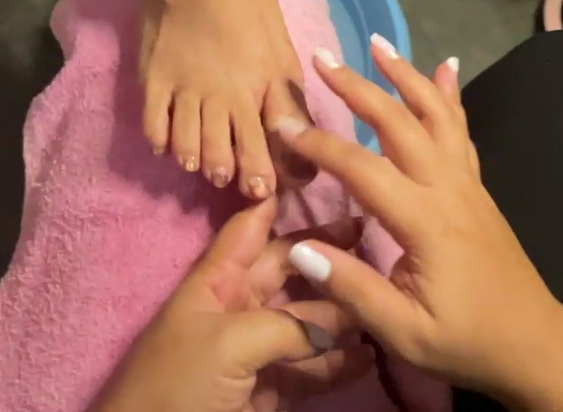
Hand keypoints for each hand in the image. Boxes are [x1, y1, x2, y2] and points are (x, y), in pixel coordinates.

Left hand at [91, 200, 371, 411]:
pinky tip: (369, 351)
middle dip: (323, 251)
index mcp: (218, 280)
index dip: (278, 199)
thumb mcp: (228, 341)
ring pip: (304, 319)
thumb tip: (336, 319)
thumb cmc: (179, 381)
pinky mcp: (268, 390)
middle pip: (287, 268)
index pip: (251, 226)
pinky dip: (337, 361)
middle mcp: (239, 305)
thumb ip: (285, 324)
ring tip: (382, 291)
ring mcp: (254, 348)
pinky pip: (308, 368)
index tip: (316, 172)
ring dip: (340, 308)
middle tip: (370, 231)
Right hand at [139, 0, 314, 198]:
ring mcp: (183, 85)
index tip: (271, 189)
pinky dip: (162, 141)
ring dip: (199, 162)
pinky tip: (170, 140)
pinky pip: (153, 127)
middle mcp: (223, 94)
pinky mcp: (150, 72)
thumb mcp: (279, 38)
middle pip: (227, 159)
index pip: (270, 152)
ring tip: (204, 163)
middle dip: (235, 178)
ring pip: (189, 150)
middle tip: (236, 180)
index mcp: (262, 85)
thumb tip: (292, 135)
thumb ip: (284, 92)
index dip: (272, 179)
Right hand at [269, 41, 562, 403]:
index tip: (283, 124)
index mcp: (424, 220)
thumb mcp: (405, 332)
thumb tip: (298, 247)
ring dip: (404, 74)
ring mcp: (465, 181)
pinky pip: (459, 129)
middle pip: (398, 122)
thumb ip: (352, 288)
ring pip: (434, 113)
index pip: (362, 168)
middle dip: (356, 86)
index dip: (319, 144)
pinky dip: (449, 94)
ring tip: (378, 42)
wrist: (536, 347)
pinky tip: (446, 67)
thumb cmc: (466, 341)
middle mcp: (446, 187)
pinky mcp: (475, 184)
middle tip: (321, 57)